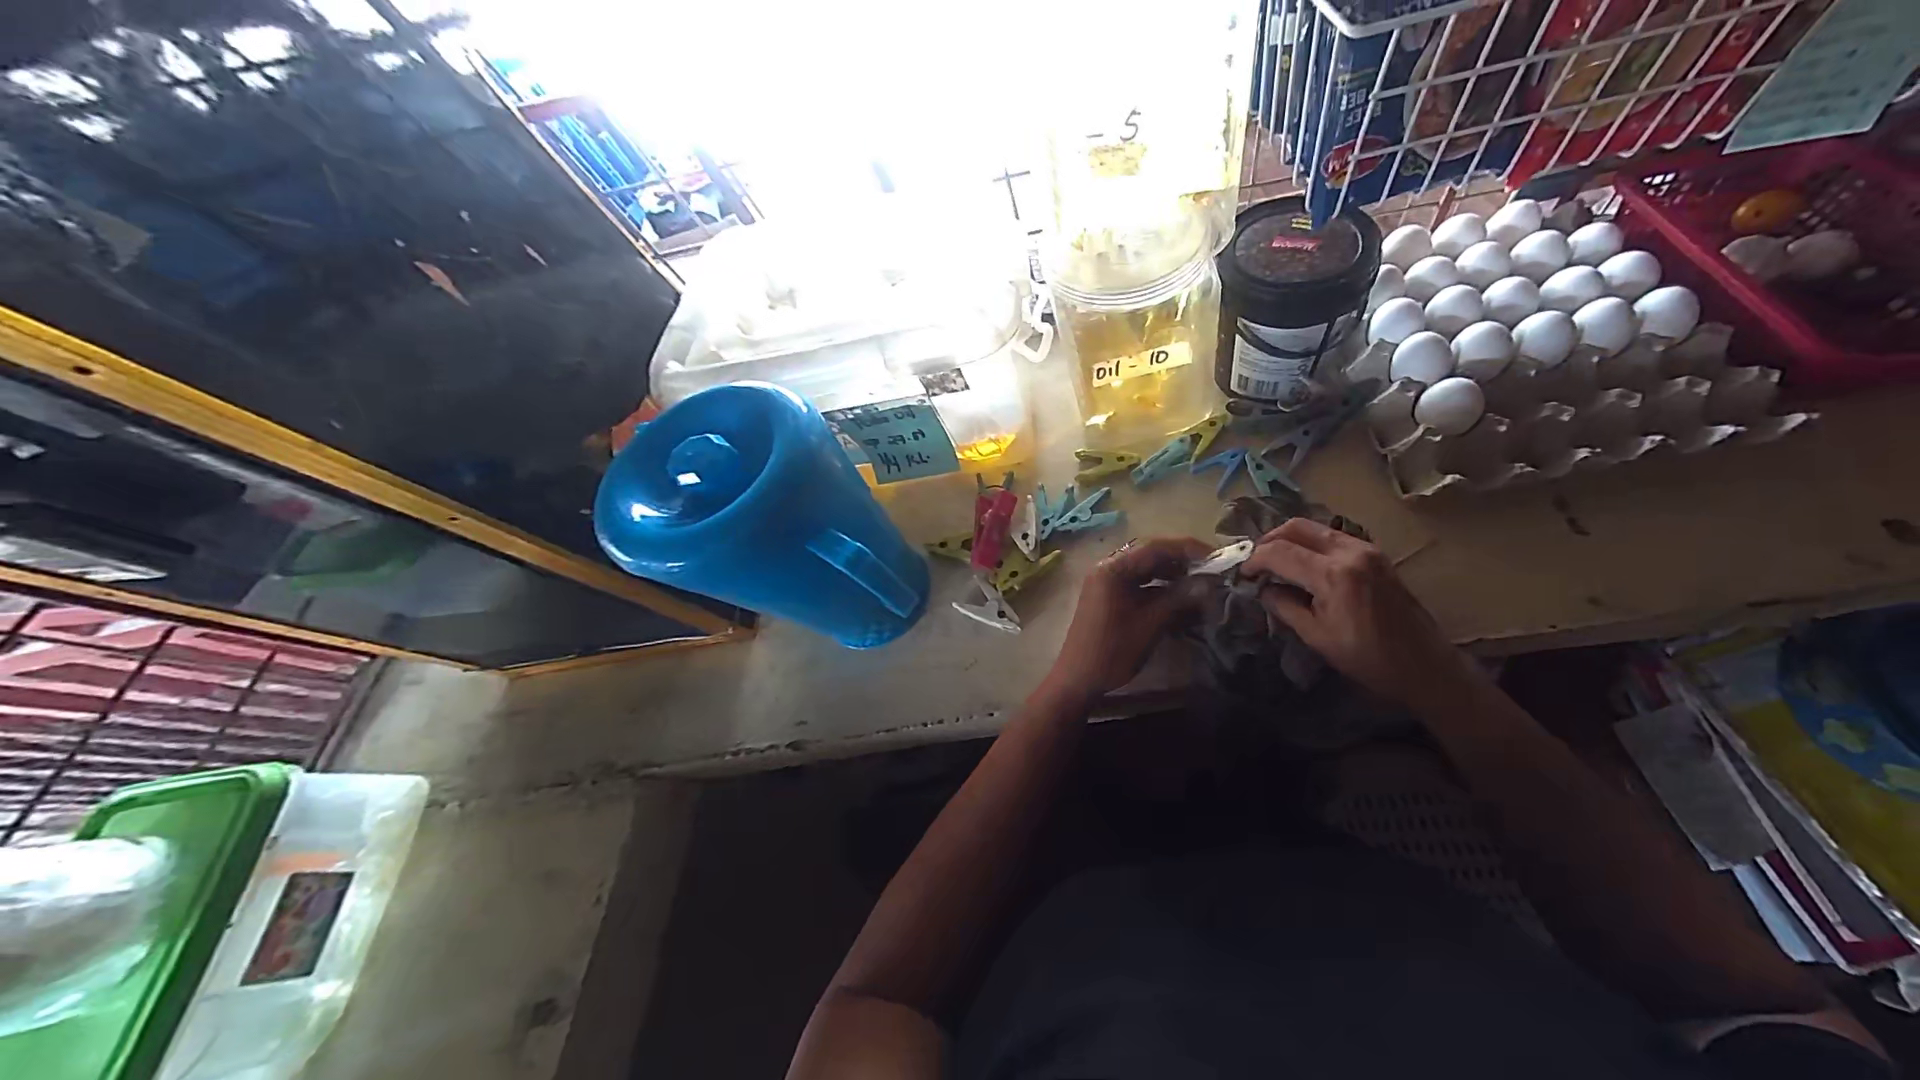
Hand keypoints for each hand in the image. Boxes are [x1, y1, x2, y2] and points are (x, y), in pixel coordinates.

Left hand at [1042, 536, 1211, 703]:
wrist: (1079, 678)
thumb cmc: (1112, 650)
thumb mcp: (1150, 623)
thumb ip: (1178, 598)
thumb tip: (1208, 583)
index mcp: (1112, 569)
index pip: (1155, 547)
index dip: (1189, 549)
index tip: (1217, 557)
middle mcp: (1107, 568)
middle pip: (1150, 554)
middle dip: (1182, 560)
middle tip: (1212, 570)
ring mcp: (1107, 582)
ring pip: (1145, 569)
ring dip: (1172, 573)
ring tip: (1201, 583)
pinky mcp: (1109, 596)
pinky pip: (1138, 583)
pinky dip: (1160, 587)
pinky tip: (1181, 596)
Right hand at [1240, 518, 1478, 708]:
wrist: (1425, 666)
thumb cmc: (1367, 658)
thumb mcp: (1316, 636)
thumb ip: (1285, 605)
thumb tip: (1265, 589)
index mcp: (1333, 575)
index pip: (1279, 552)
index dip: (1254, 561)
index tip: (1243, 575)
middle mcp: (1350, 552)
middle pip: (1296, 527)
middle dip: (1269, 541)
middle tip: (1256, 563)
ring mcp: (1367, 550)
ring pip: (1315, 528)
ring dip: (1289, 540)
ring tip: (1276, 563)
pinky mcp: (1376, 555)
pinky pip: (1333, 537)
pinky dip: (1311, 543)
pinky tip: (1303, 564)